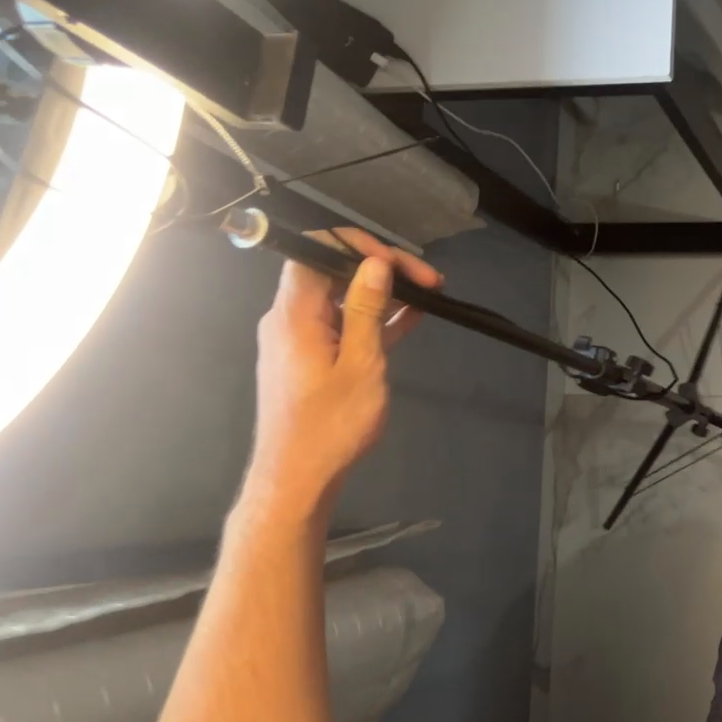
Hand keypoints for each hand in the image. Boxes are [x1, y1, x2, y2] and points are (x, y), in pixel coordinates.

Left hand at [243, 228, 443, 514]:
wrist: (299, 476)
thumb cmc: (331, 424)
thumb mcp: (360, 364)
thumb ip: (368, 311)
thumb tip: (376, 264)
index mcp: (294, 314)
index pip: (315, 252)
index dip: (356, 245)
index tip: (398, 262)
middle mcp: (291, 318)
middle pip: (332, 272)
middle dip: (381, 268)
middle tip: (430, 281)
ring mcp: (302, 339)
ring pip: (342, 299)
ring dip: (384, 294)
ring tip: (430, 296)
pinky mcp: (314, 359)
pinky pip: (345, 326)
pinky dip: (375, 319)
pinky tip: (411, 317)